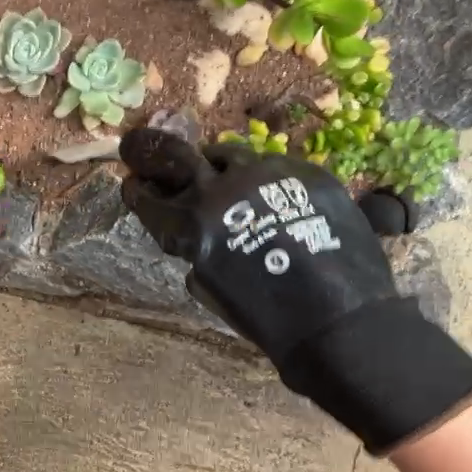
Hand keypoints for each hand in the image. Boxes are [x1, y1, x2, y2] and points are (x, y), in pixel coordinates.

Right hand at [117, 130, 397, 362]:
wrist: (336, 317)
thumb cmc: (263, 314)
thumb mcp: (208, 285)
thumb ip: (193, 248)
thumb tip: (191, 232)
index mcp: (194, 225)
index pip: (150, 198)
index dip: (138, 192)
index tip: (134, 185)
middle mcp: (226, 191)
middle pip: (183, 158)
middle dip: (166, 161)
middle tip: (163, 162)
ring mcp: (270, 174)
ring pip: (232, 155)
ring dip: (219, 166)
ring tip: (223, 177)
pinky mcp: (308, 172)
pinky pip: (274, 164)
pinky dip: (261, 177)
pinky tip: (267, 194)